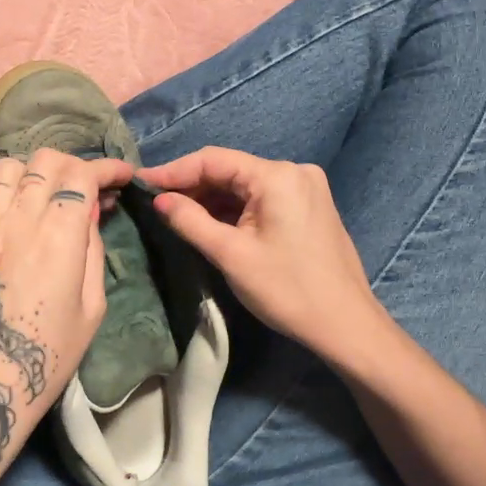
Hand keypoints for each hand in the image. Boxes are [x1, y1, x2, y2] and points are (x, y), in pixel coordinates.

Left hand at [0, 148, 133, 408]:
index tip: (124, 175)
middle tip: (91, 187)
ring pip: (12, 165)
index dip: (107, 167)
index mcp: (59, 233)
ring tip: (55, 191)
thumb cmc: (50, 350)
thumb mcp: (92, 306)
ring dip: (39, 169)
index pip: (81, 174)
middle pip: (46, 160)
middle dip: (75, 164)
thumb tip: (88, 215)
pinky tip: (28, 206)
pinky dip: (14, 184)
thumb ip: (91, 250)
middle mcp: (21, 216)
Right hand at [138, 147, 381, 350]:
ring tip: (174, 214)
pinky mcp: (308, 206)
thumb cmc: (286, 289)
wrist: (345, 324)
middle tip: (153, 203)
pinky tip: (209, 222)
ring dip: (210, 199)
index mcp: (277, 176)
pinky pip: (260, 198)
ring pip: (243, 185)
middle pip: (229, 170)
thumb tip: (159, 200)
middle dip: (191, 186)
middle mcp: (294, 171)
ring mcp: (305, 188)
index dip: (173, 171)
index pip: (213, 160)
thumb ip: (190, 221)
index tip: (140, 183)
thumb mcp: (230, 255)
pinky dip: (232, 209)